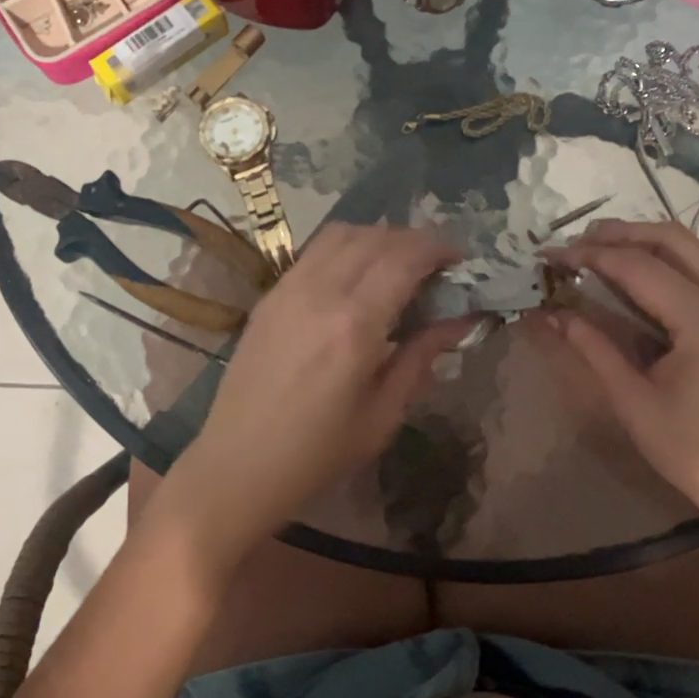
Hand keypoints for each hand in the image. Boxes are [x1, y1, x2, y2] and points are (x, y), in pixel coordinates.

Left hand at [168, 223, 471, 551]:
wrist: (238, 464)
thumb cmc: (318, 453)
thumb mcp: (383, 415)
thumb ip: (421, 357)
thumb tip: (460, 319)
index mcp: (354, 325)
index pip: (404, 258)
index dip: (438, 249)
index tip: (460, 261)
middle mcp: (320, 292)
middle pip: (375, 237)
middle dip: (413, 240)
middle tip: (436, 266)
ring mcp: (288, 288)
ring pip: (341, 233)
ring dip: (377, 237)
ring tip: (398, 265)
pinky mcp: (270, 295)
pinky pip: (314, 251)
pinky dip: (345, 248)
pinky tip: (357, 276)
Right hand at [530, 218, 698, 527]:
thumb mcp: (636, 405)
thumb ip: (595, 350)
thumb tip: (555, 315)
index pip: (639, 267)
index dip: (589, 256)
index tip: (550, 257)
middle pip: (673, 240)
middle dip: (618, 234)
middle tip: (574, 245)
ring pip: (693, 252)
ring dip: (644, 246)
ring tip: (598, 257)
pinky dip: (668, 268)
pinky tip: (637, 286)